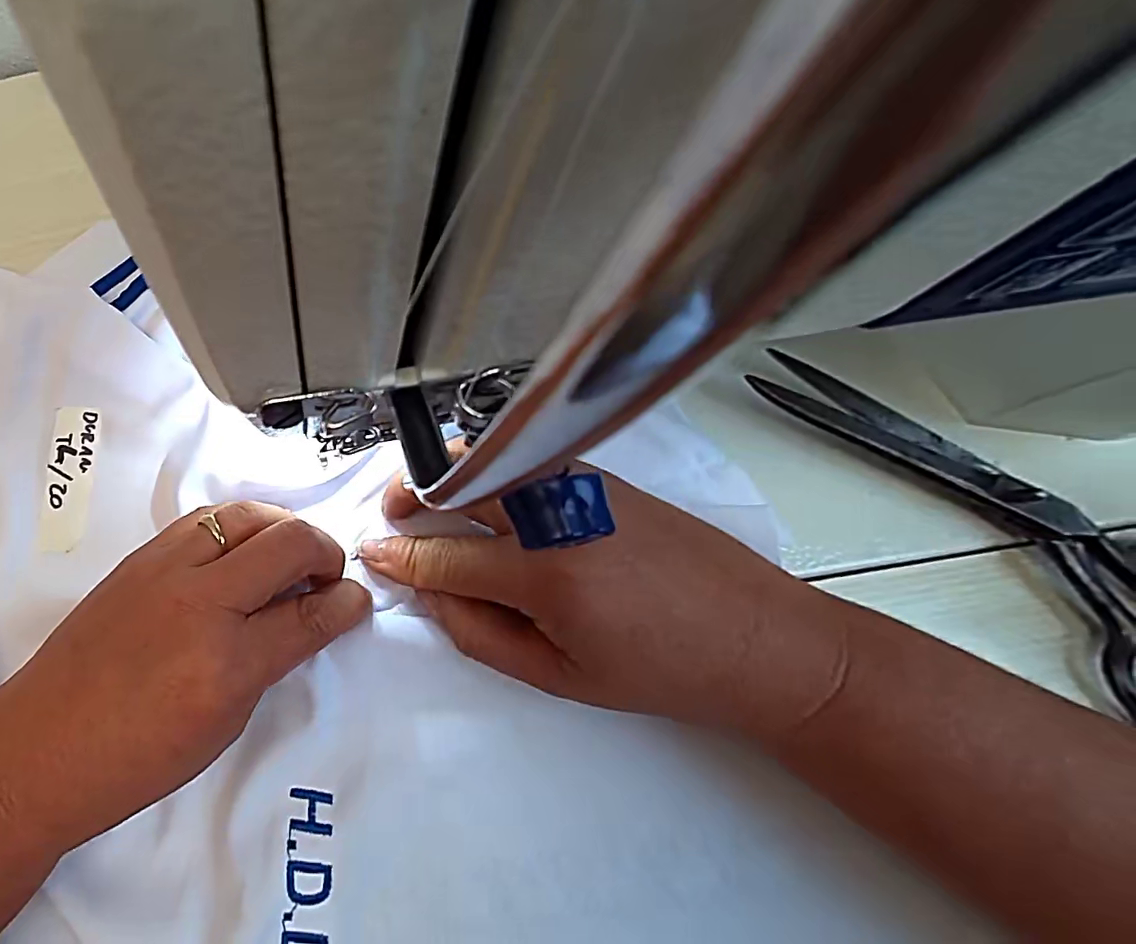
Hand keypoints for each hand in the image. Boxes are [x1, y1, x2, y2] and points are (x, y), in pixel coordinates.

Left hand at [0, 503, 371, 850]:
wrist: (48, 739)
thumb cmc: (138, 754)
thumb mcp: (222, 724)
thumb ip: (270, 662)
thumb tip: (308, 620)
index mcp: (227, 662)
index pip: (308, 614)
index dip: (344, 602)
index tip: (355, 599)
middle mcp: (199, 601)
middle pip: (284, 542)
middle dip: (322, 550)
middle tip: (326, 574)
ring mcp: (164, 569)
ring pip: (243, 515)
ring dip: (280, 526)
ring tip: (288, 553)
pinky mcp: (138, 556)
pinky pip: (202, 521)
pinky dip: (236, 526)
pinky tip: (240, 549)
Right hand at [361, 471, 850, 746]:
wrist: (766, 640)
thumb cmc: (662, 671)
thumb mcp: (561, 678)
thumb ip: (479, 634)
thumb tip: (428, 593)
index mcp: (546, 577)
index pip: (444, 558)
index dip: (398, 557)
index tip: (372, 553)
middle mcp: (555, 517)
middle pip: (455, 485)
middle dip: (408, 494)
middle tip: (392, 515)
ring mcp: (577, 486)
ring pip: (486, 459)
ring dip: (443, 475)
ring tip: (429, 500)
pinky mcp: (597, 474)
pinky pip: (520, 461)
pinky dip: (485, 470)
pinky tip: (485, 497)